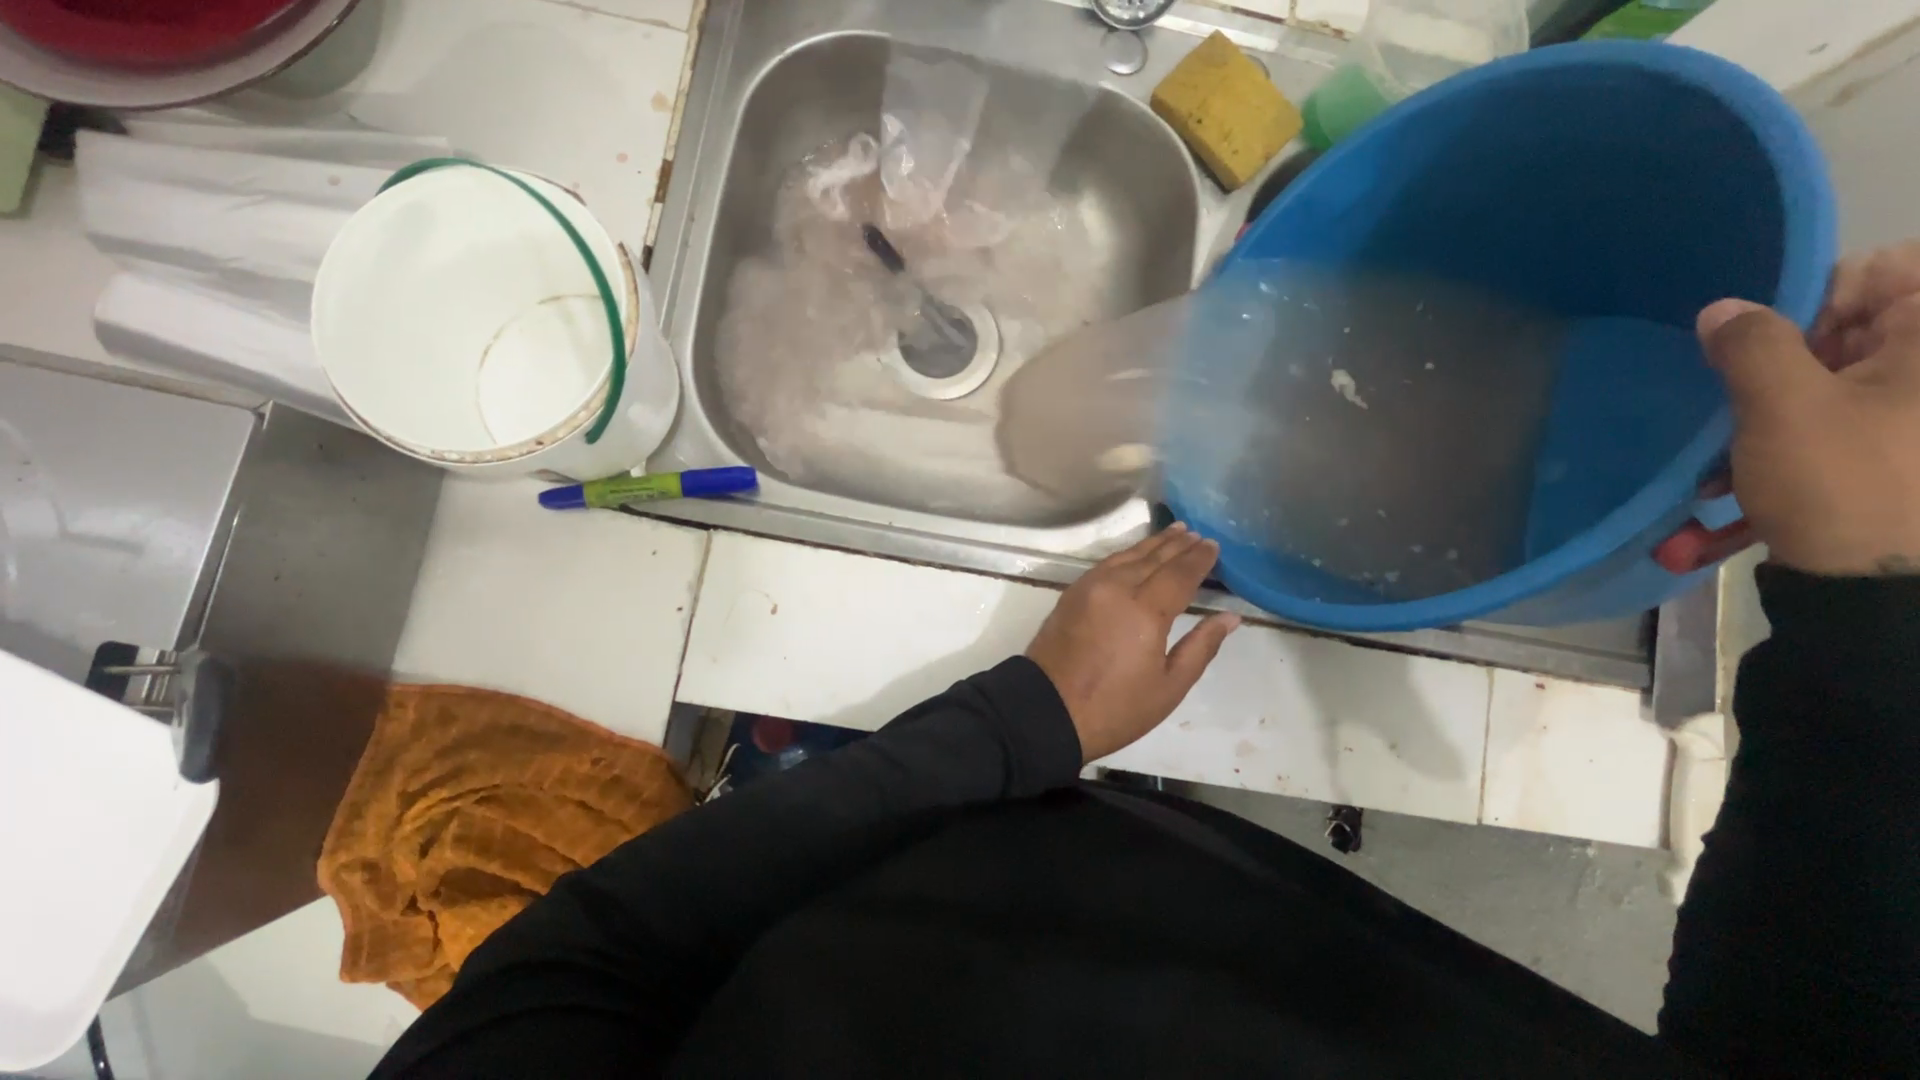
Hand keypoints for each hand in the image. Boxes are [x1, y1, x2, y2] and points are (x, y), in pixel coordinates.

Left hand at [1026, 525, 1241, 762]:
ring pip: (1127, 557)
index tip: (1213, 546)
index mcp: (1145, 611)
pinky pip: (1106, 564)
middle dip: (1178, 546)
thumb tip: (1229, 617)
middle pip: (1153, 559)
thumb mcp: (1168, 687)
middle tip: (1197, 534)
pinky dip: (1127, 555)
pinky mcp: (1072, 594)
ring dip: (1152, 545)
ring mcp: (1090, 588)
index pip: (1179, 574)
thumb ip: (1200, 647)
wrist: (1046, 711)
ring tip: (1174, 533)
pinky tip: (1136, 555)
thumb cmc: (1115, 708)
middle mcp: (1117, 589)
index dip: (1198, 560)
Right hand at [1700, 243, 1919, 575]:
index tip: (1756, 345)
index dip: (1808, 299)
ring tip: (1723, 467)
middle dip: (1773, 373)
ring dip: (1765, 423)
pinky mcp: (1897, 463)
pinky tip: (1739, 494)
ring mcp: (1914, 423)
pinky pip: (1835, 437)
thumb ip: (1751, 345)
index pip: (1876, 273)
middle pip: (1847, 335)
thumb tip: (1725, 309)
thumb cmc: (1843, 483)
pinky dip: (1783, 458)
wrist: (1881, 593)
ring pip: (1830, 391)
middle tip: (1731, 410)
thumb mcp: (1782, 408)